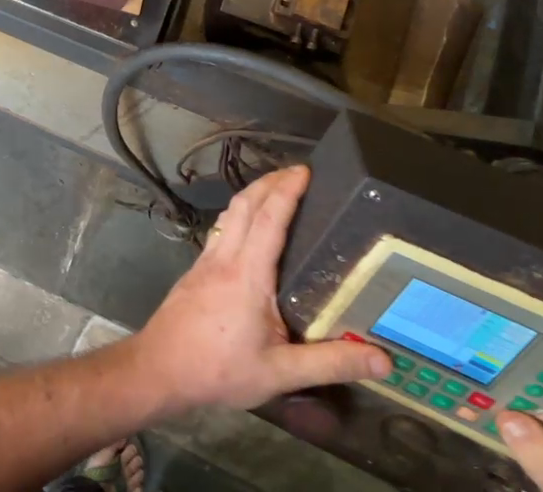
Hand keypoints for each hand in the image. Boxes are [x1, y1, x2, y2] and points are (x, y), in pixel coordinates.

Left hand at [134, 165, 390, 409]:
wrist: (158, 369)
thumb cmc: (217, 369)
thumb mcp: (280, 373)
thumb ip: (331, 363)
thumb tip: (384, 359)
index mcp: (246, 274)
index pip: (268, 219)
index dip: (286, 191)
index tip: (305, 170)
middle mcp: (223, 258)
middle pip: (244, 206)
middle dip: (269, 183)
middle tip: (297, 173)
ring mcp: (205, 263)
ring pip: (228, 216)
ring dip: (251, 197)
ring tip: (276, 193)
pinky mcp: (195, 273)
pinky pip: (221, 233)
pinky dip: (239, 217)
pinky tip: (248, 231)